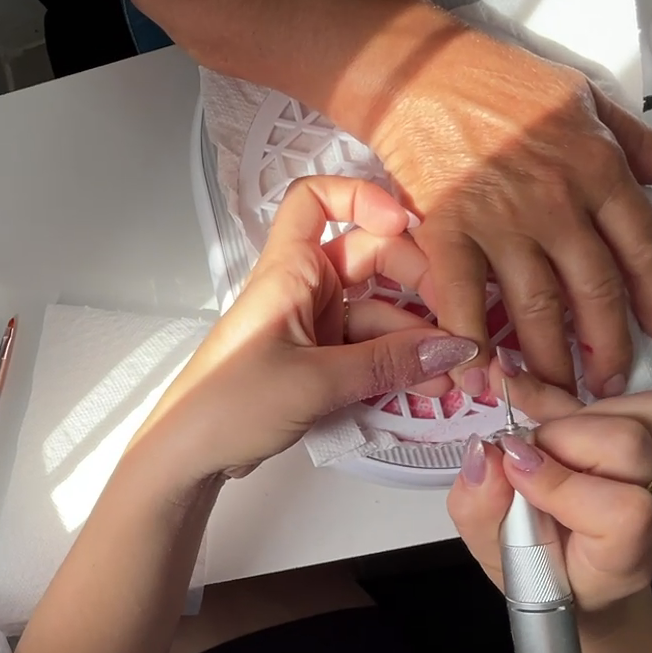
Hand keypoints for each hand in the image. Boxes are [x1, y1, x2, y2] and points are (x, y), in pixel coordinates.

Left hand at [142, 176, 478, 481]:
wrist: (190, 455)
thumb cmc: (230, 404)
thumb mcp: (314, 381)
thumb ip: (386, 364)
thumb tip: (455, 348)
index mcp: (288, 271)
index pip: (316, 201)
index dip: (360, 197)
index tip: (404, 223)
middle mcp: (302, 289)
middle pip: (371, 261)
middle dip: (419, 287)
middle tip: (462, 324)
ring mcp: (312, 327)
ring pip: (377, 315)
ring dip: (416, 342)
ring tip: (456, 377)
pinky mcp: (318, 362)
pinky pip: (368, 351)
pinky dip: (396, 366)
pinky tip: (429, 387)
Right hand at [368, 18, 651, 398]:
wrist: (422, 76)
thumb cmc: (500, 86)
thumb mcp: (588, 100)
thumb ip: (638, 143)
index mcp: (598, 169)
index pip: (644, 246)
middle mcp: (558, 202)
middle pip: (594, 291)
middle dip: (605, 346)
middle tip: (608, 384)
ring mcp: (501, 223)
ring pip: (535, 307)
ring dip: (548, 358)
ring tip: (555, 391)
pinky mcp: (448, 234)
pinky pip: (466, 300)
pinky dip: (472, 341)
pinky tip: (480, 372)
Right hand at [448, 369, 651, 611]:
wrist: (575, 571)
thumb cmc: (533, 568)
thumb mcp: (487, 549)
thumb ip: (479, 506)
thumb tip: (484, 451)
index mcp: (622, 559)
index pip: (624, 511)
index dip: (561, 482)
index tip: (511, 469)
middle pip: (630, 446)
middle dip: (560, 437)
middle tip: (522, 454)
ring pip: (646, 416)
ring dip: (581, 419)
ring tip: (547, 442)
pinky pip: (648, 407)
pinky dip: (600, 406)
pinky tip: (568, 428)